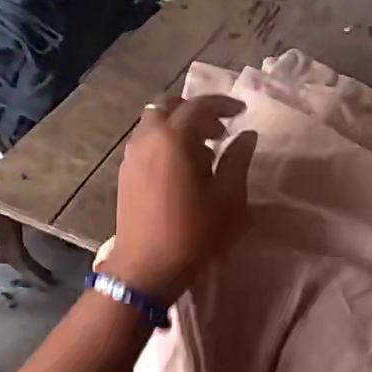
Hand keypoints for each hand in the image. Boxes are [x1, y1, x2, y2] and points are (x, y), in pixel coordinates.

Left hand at [106, 94, 257, 303]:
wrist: (147, 267)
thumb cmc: (193, 233)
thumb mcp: (227, 198)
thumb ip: (238, 160)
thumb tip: (247, 136)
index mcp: (174, 138)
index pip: (199, 106)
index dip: (223, 104)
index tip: (242, 112)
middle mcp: (147, 139)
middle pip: (170, 108)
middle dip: (196, 113)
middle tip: (219, 132)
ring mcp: (132, 156)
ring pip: (154, 125)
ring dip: (178, 128)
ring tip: (202, 153)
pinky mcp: (125, 174)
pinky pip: (146, 143)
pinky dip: (164, 143)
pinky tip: (181, 170)